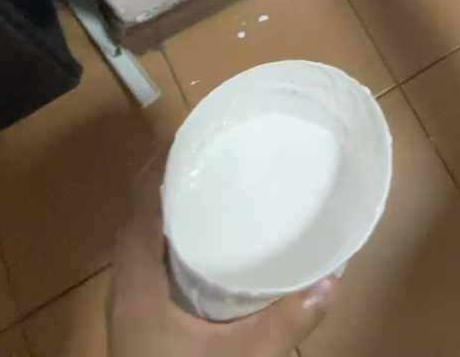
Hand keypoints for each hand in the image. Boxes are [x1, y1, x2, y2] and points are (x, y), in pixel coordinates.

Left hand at [107, 154, 337, 356]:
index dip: (158, 168)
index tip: (189, 136)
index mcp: (138, 286)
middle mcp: (126, 288)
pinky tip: (197, 238)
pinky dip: (164, 235)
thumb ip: (283, 324)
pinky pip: (145, 260)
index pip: (139, 208)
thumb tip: (333, 282)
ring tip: (203, 182)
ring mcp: (129, 307)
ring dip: (162, 208)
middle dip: (164, 180)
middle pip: (135, 217)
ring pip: (138, 239)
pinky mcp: (138, 322)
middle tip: (206, 152)